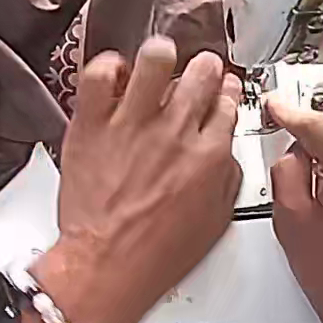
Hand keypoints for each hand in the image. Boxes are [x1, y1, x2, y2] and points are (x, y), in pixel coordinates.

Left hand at [26, 37, 242, 322]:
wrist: (107, 265)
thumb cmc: (155, 254)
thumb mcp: (213, 223)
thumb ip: (225, 180)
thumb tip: (225, 155)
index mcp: (209, 154)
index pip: (228, 101)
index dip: (227, 91)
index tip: (222, 91)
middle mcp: (175, 131)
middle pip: (201, 72)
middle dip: (204, 69)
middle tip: (196, 74)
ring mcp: (132, 123)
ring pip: (156, 58)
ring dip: (161, 57)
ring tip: (157, 66)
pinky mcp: (93, 123)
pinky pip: (100, 73)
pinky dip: (108, 67)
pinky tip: (115, 77)